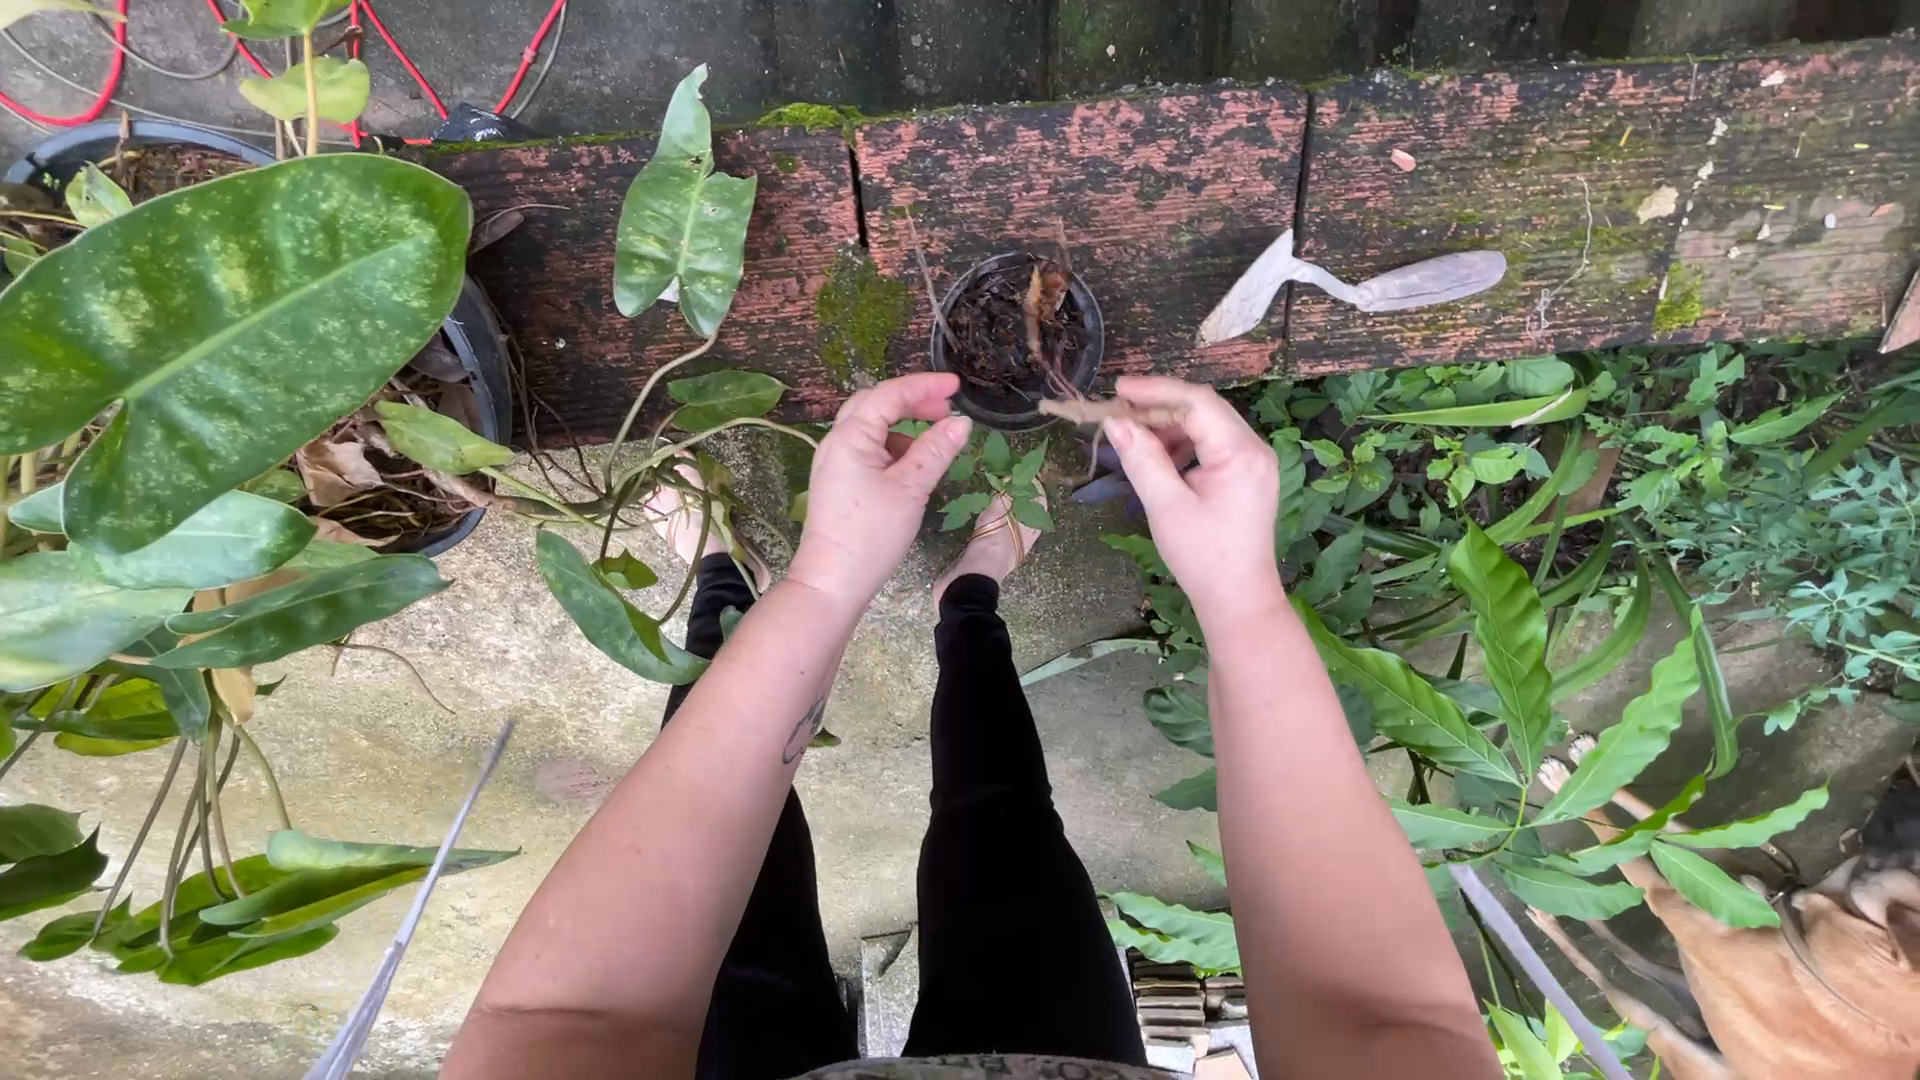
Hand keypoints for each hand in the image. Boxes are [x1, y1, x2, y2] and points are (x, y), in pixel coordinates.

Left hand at [788, 373, 972, 605]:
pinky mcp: (838, 483)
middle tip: (946, 409)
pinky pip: (867, 451)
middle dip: (912, 402)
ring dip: (904, 427)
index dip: (925, 386)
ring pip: (871, 429)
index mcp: (851, 436)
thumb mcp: (911, 488)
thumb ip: (937, 450)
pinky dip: (893, 449)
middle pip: (876, 405)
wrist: (833, 580)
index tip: (957, 387)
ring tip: (934, 442)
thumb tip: (962, 423)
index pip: (890, 394)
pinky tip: (913, 468)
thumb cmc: (871, 533)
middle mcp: (836, 442)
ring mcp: (834, 463)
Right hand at [1100, 376, 1283, 625]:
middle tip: (1117, 411)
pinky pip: (1211, 445)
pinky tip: (1158, 459)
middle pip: (1203, 409)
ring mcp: (1253, 462)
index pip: (1197, 402)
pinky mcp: (1245, 475)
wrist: (1238, 598)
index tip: (1117, 389)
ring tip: (1133, 439)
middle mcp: (1253, 449)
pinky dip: (1181, 445)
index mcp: (1240, 453)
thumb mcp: (1166, 507)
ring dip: (1168, 427)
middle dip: (1158, 407)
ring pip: (1205, 426)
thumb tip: (1115, 423)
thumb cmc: (1203, 557)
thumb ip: (1141, 459)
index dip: (1155, 391)